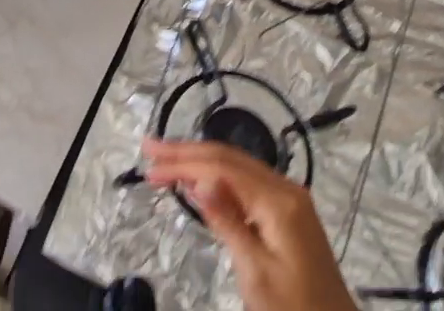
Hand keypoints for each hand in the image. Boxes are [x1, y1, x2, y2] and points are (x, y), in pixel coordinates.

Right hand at [142, 138, 356, 310]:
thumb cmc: (294, 309)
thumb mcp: (256, 273)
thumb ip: (228, 222)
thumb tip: (200, 180)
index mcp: (278, 200)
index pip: (221, 168)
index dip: (183, 162)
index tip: (149, 164)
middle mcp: (285, 189)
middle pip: (229, 159)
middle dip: (187, 152)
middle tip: (149, 149)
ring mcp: (289, 199)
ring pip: (237, 167)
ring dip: (200, 161)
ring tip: (165, 160)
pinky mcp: (288, 212)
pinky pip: (247, 183)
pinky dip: (219, 178)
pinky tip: (199, 181)